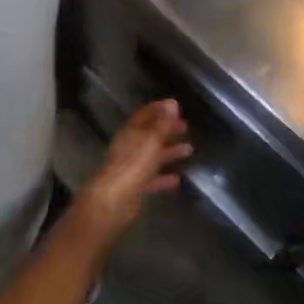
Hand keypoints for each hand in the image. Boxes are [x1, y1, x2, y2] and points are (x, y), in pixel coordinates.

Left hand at [71, 100, 192, 244]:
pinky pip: (152, 178)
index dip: (161, 108)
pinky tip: (177, 179)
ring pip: (153, 155)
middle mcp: (130, 145)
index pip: (146, 113)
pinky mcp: (134, 186)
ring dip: (170, 152)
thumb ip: (163, 123)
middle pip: (150, 134)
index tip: (177, 106)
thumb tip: (172, 103)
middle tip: (185, 127)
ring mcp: (131, 166)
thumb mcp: (152, 139)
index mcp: (131, 131)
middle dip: (168, 129)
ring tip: (189, 150)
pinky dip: (164, 177)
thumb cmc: (134, 163)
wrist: (114, 199)